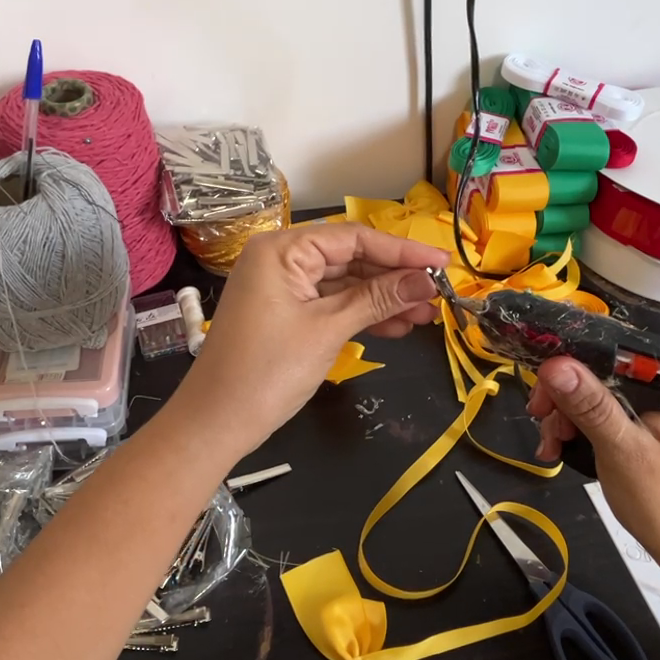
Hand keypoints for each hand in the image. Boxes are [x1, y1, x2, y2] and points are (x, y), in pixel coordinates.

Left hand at [173, 223, 447, 446]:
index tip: (443, 264)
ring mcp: (282, 288)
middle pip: (350, 258)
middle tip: (439, 295)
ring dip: (383, 300)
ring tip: (426, 317)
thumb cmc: (268, 370)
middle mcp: (280, 259)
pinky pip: (331, 304)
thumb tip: (427, 281)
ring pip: (344, 284)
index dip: (402, 250)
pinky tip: (397, 328)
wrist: (216, 422)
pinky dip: (362, 315)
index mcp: (282, 249)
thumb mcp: (328, 330)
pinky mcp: (286, 314)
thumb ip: (378, 299)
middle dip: (394, 278)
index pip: (353, 237)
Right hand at [528, 358, 659, 575]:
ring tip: (551, 445)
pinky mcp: (647, 428)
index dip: (570, 360)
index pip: (614, 349)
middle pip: (600, 371)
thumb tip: (555, 364)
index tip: (541, 387)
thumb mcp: (623, 451)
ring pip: (595, 393)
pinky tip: (560, 447)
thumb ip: (591, 405)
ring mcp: (657, 409)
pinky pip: (603, 414)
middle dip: (563, 395)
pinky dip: (578, 428)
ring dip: (565, 415)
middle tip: (541, 421)